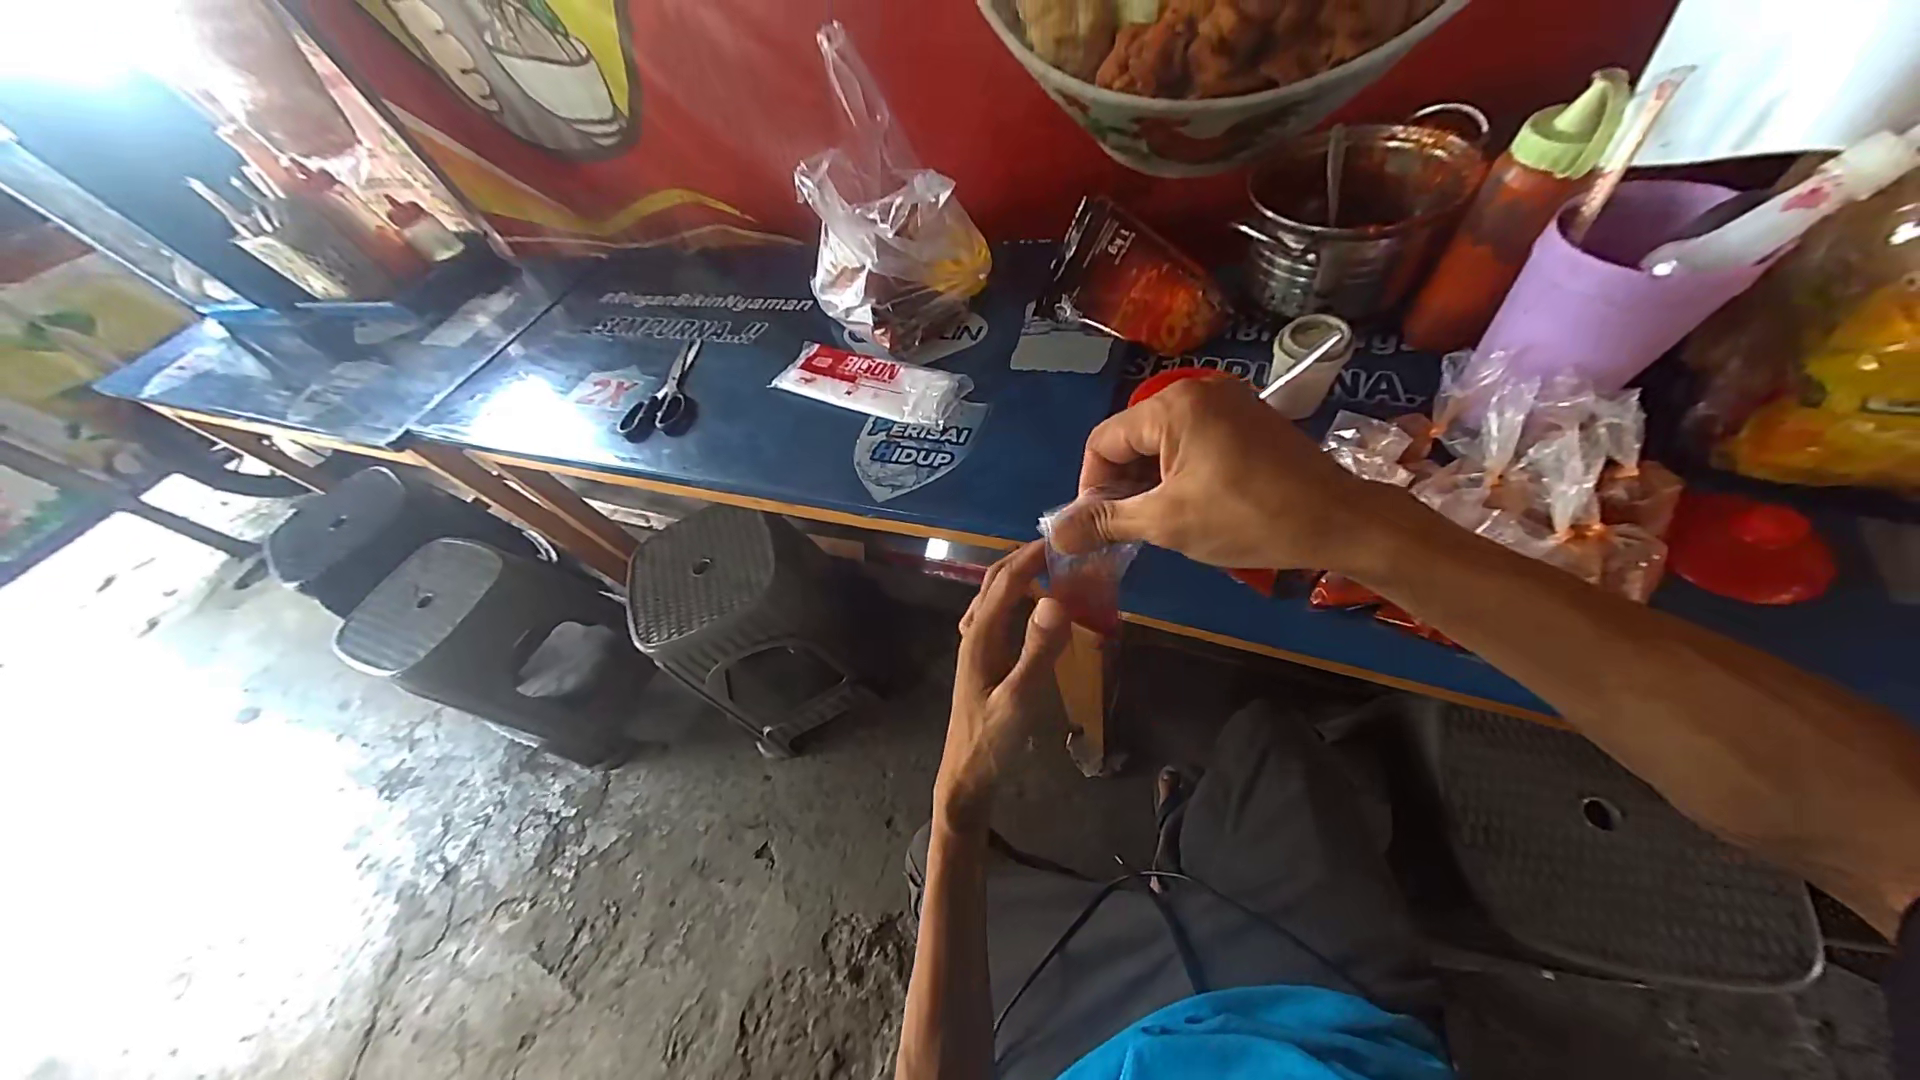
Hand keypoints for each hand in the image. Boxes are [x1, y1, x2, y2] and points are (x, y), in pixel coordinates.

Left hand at [934, 541, 1070, 832]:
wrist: (967, 775)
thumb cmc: (992, 740)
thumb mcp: (1020, 699)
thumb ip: (1038, 650)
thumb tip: (1057, 598)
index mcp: (981, 636)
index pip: (1007, 581)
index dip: (1033, 556)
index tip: (1065, 539)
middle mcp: (975, 633)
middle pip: (996, 581)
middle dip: (1025, 558)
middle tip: (1064, 548)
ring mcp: (977, 645)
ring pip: (996, 596)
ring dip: (1022, 576)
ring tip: (1056, 569)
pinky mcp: (984, 659)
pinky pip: (1001, 615)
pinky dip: (1020, 599)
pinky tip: (1038, 610)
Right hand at [1051, 377, 1393, 570]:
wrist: (1341, 521)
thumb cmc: (1246, 517)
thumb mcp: (1166, 522)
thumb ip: (1105, 522)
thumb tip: (1056, 534)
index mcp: (1171, 406)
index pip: (1103, 441)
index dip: (1091, 486)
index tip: (1098, 525)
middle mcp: (1196, 391)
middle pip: (1132, 438)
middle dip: (1121, 485)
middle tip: (1126, 527)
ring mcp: (1227, 402)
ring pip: (1162, 442)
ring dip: (1149, 482)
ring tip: (1156, 521)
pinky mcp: (1248, 419)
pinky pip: (1193, 441)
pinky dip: (1178, 472)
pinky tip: (1187, 503)